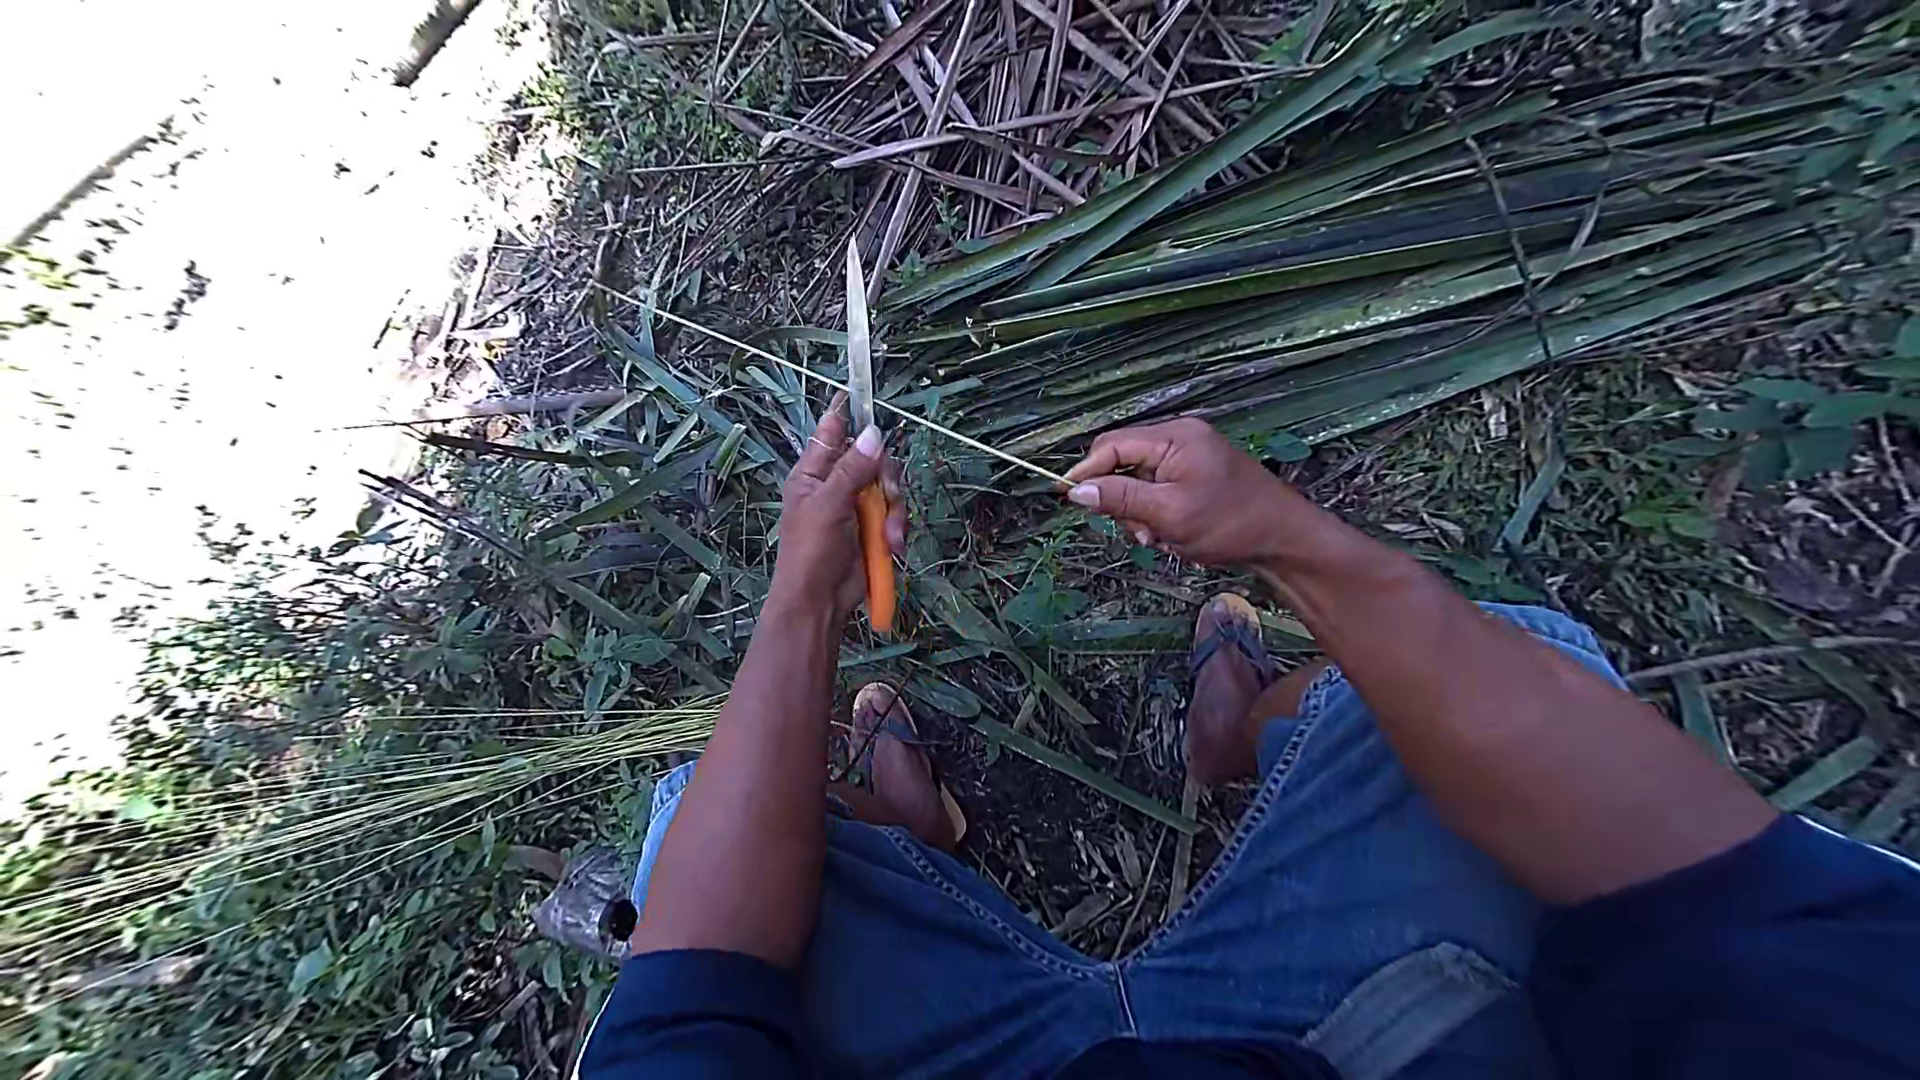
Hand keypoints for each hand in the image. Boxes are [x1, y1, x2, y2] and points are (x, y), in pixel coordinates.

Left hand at [772, 392, 904, 615]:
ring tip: (889, 537)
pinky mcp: (875, 529)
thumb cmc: (810, 553)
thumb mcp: (828, 506)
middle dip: (886, 479)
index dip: (847, 412)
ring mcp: (858, 507)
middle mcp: (838, 485)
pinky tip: (891, 546)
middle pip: (874, 459)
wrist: (820, 602)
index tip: (862, 390)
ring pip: (890, 489)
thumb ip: (852, 470)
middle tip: (887, 495)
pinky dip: (897, 530)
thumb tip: (874, 433)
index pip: (832, 432)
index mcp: (814, 474)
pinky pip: (896, 515)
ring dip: (895, 512)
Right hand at [1062, 417, 1306, 567]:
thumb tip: (1076, 491)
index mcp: (1174, 437)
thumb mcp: (1170, 513)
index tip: (1067, 498)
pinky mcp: (1191, 475)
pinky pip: (1155, 490)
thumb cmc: (1231, 524)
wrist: (1284, 540)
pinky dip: (1154, 514)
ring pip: (1136, 482)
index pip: (1112, 445)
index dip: (1086, 472)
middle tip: (1140, 532)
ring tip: (1161, 537)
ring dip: (1138, 514)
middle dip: (1120, 500)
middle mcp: (1178, 439)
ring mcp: (1186, 457)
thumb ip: (1121, 499)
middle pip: (1121, 463)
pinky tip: (1171, 533)